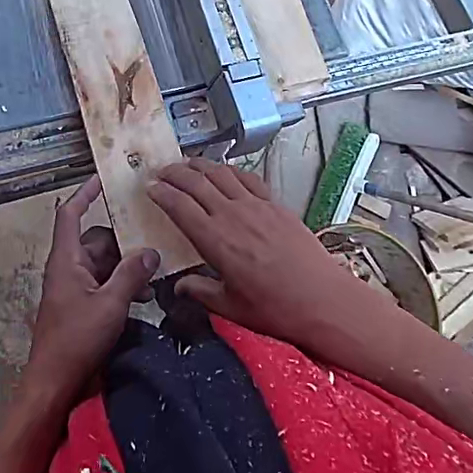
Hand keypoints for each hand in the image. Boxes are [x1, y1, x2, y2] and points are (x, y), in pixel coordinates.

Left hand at [21, 176, 159, 408]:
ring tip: (153, 272)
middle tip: (153, 238)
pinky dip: (123, 284)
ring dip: (127, 265)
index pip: (70, 215)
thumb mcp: (110, 304)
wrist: (55, 385)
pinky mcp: (83, 306)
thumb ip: (131, 274)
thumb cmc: (76, 340)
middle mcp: (69, 268)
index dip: (84, 194)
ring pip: (105, 262)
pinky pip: (106, 283)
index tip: (103, 179)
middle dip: (124, 240)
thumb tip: (150, 251)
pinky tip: (144, 294)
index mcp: (66, 260)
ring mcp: (76, 288)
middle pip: (97, 239)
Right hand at [146, 159, 408, 362]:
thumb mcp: (230, 307)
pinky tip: (225, 170)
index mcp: (216, 240)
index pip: (180, 206)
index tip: (149, 187)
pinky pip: (248, 178)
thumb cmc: (275, 309)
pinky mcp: (275, 204)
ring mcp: (256, 206)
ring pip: (222, 173)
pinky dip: (231, 170)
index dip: (162, 193)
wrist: (322, 299)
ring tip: (187, 164)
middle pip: (197, 182)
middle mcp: (233, 215)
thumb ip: (201, 292)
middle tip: (161, 171)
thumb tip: (180, 286)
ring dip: (200, 165)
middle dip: (175, 173)